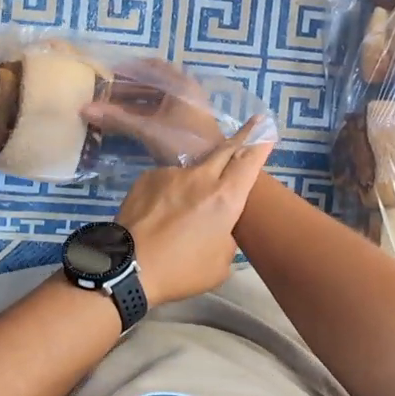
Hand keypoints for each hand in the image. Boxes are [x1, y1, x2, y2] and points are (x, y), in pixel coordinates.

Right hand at [82, 60, 226, 165]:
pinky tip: (123, 123)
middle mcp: (185, 93)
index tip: (108, 73)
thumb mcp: (148, 129)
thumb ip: (117, 119)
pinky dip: (141, 116)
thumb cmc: (183, 142)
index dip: (130, 68)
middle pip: (152, 84)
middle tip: (102, 93)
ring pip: (154, 101)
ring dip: (132, 104)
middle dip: (126, 89)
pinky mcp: (184, 127)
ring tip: (107, 109)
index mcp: (180, 85)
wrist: (213, 169)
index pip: (153, 67)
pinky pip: (158, 114)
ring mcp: (186, 110)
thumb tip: (83, 109)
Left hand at [115, 124, 274, 304]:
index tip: (267, 130)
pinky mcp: (147, 177)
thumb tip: (219, 225)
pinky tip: (162, 210)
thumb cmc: (180, 271)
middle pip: (226, 150)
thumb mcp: (220, 263)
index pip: (249, 161)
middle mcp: (201, 177)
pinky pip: (167, 179)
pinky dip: (172, 189)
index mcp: (225, 198)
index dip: (260, 144)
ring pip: (194, 167)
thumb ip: (226, 236)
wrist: (127, 267)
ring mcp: (171, 173)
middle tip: (252, 125)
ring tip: (190, 200)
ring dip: (200, 175)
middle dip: (241, 137)